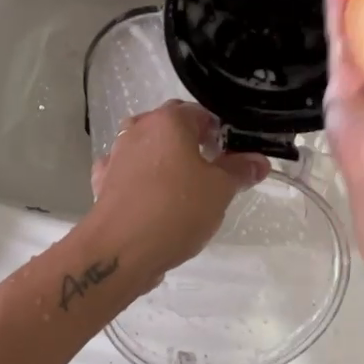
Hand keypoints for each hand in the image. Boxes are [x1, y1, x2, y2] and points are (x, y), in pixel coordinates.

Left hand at [86, 100, 268, 278]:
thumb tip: (259, 160)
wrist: (120, 249)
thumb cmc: (176, 210)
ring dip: (164, 159)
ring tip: (183, 188)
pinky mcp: (103, 179)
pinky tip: (151, 197)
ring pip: (148, 147)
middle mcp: (139, 128)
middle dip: (191, 143)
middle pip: (171, 126)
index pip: (201, 113)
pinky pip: (128, 170)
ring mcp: (117, 153)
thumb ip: (240, 170)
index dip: (220, 133)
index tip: (231, 157)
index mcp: (168, 121)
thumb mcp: (220, 190)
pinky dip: (140, 178)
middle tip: (211, 172)